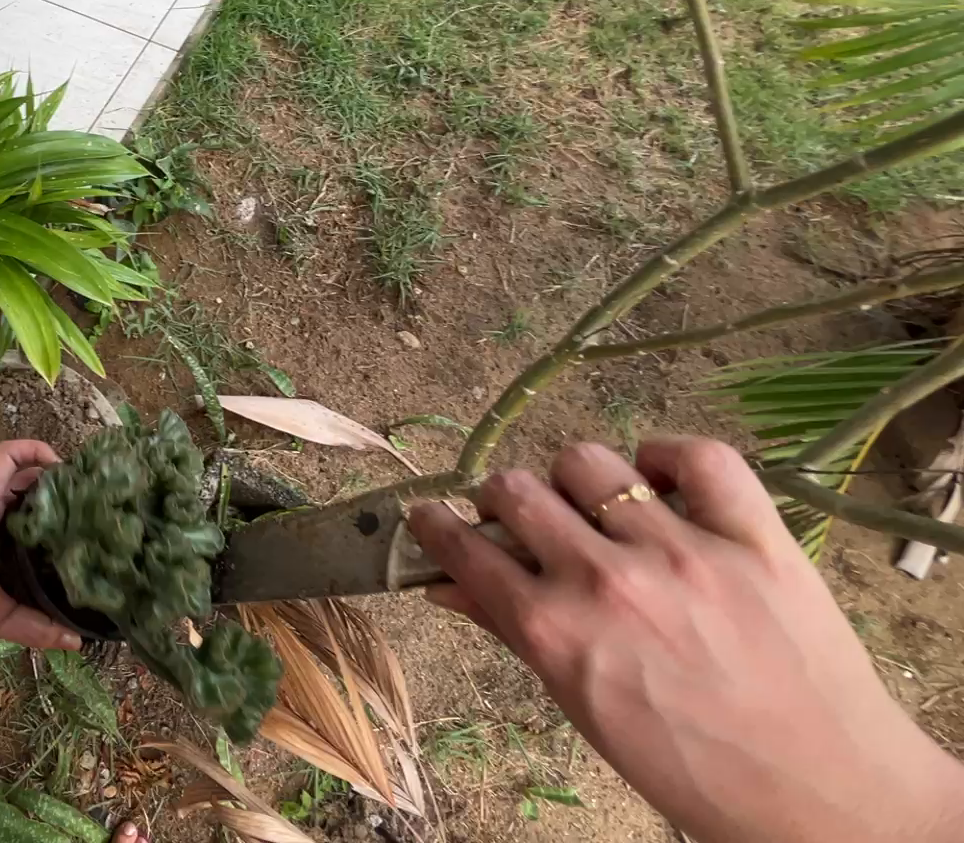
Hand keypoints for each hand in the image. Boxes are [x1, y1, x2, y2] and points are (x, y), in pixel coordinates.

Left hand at [0, 440, 81, 650]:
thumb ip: (32, 627)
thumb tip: (75, 640)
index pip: (6, 457)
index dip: (36, 449)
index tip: (65, 470)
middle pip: (14, 474)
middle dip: (48, 480)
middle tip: (80, 500)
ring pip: (8, 495)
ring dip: (37, 500)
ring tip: (70, 520)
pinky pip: (0, 513)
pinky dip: (23, 518)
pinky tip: (42, 543)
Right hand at [408, 438, 963, 842]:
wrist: (834, 805)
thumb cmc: (683, 763)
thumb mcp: (575, 702)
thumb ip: (507, 629)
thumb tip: (441, 585)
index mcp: (553, 629)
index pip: (461, 545)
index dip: (433, 522)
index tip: (430, 515)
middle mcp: (604, 580)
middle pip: (514, 489)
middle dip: (501, 500)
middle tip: (523, 521)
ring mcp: (681, 554)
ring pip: (587, 462)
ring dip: (574, 482)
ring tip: (596, 508)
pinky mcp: (757, 543)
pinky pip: (698, 459)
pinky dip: (666, 458)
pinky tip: (658, 482)